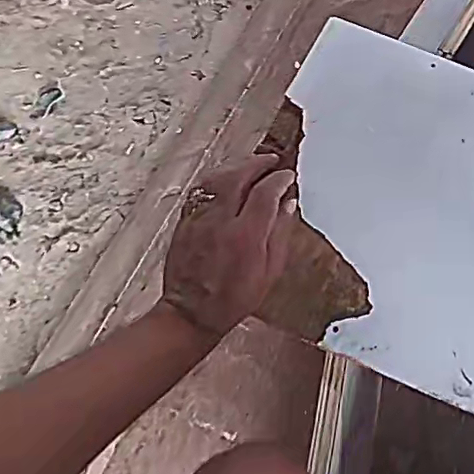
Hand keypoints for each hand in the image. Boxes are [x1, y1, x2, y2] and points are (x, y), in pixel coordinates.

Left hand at [160, 154, 298, 338]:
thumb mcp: (269, 271)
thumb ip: (279, 234)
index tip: (288, 177)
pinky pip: (202, 190)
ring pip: (217, 178)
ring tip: (252, 167)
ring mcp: (199, 219)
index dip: (280, 180)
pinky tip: (228, 180)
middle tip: (272, 162)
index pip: (265, 193)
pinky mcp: (185, 221)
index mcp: (245, 236)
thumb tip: (287, 205)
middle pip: (239, 176)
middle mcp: (220, 222)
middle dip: (258, 164)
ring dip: (237, 167)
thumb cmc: (234, 298)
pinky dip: (218, 179)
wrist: (192, 312)